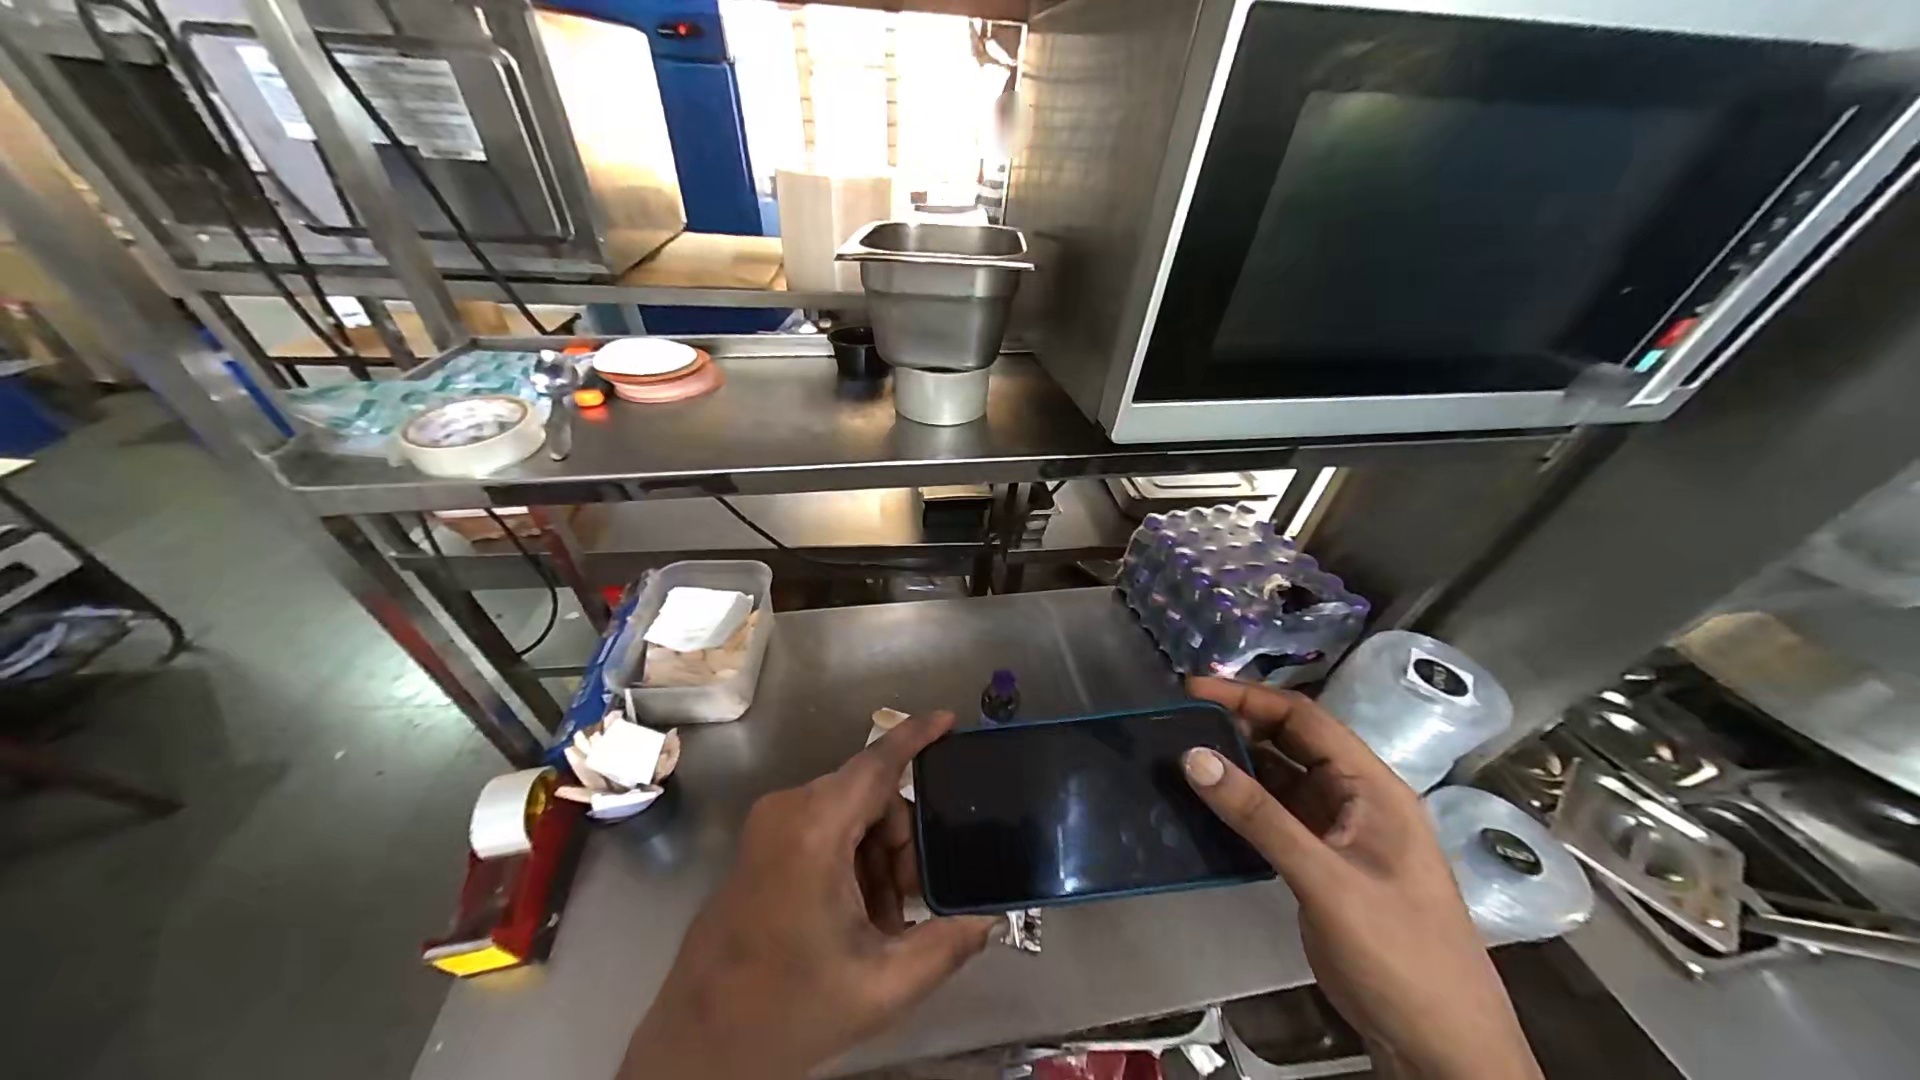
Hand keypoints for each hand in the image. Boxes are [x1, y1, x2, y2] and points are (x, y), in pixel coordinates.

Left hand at [623, 710, 997, 1079]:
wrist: (699, 1043)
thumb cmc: (789, 1008)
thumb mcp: (880, 985)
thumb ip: (945, 946)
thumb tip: (989, 919)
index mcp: (815, 829)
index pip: (877, 764)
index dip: (916, 736)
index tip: (949, 719)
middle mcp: (789, 809)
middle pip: (871, 797)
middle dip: (903, 843)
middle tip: (913, 901)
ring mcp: (770, 823)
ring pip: (851, 814)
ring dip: (879, 858)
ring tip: (884, 921)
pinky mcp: (762, 841)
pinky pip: (826, 827)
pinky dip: (853, 859)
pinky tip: (858, 915)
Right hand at [1181, 676, 1541, 1079]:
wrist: (1442, 1048)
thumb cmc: (1399, 954)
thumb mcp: (1325, 880)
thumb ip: (1259, 816)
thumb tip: (1194, 756)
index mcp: (1372, 786)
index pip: (1305, 719)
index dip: (1249, 696)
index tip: (1193, 689)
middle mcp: (1355, 798)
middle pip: (1292, 742)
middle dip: (1239, 723)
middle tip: (1181, 718)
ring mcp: (1339, 830)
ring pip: (1281, 778)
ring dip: (1238, 762)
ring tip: (1183, 751)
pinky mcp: (1322, 860)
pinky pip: (1276, 814)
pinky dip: (1242, 802)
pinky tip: (1207, 802)